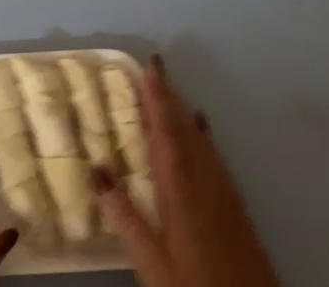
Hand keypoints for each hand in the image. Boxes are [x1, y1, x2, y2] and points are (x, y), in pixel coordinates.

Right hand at [92, 55, 279, 286]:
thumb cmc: (193, 282)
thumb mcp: (148, 257)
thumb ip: (123, 214)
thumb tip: (94, 168)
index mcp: (179, 187)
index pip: (165, 130)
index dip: (157, 96)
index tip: (149, 64)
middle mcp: (204, 180)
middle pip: (185, 128)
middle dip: (169, 95)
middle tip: (156, 65)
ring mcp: (223, 191)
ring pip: (201, 139)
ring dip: (184, 111)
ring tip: (171, 88)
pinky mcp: (235, 204)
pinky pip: (214, 155)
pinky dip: (203, 134)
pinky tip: (202, 130)